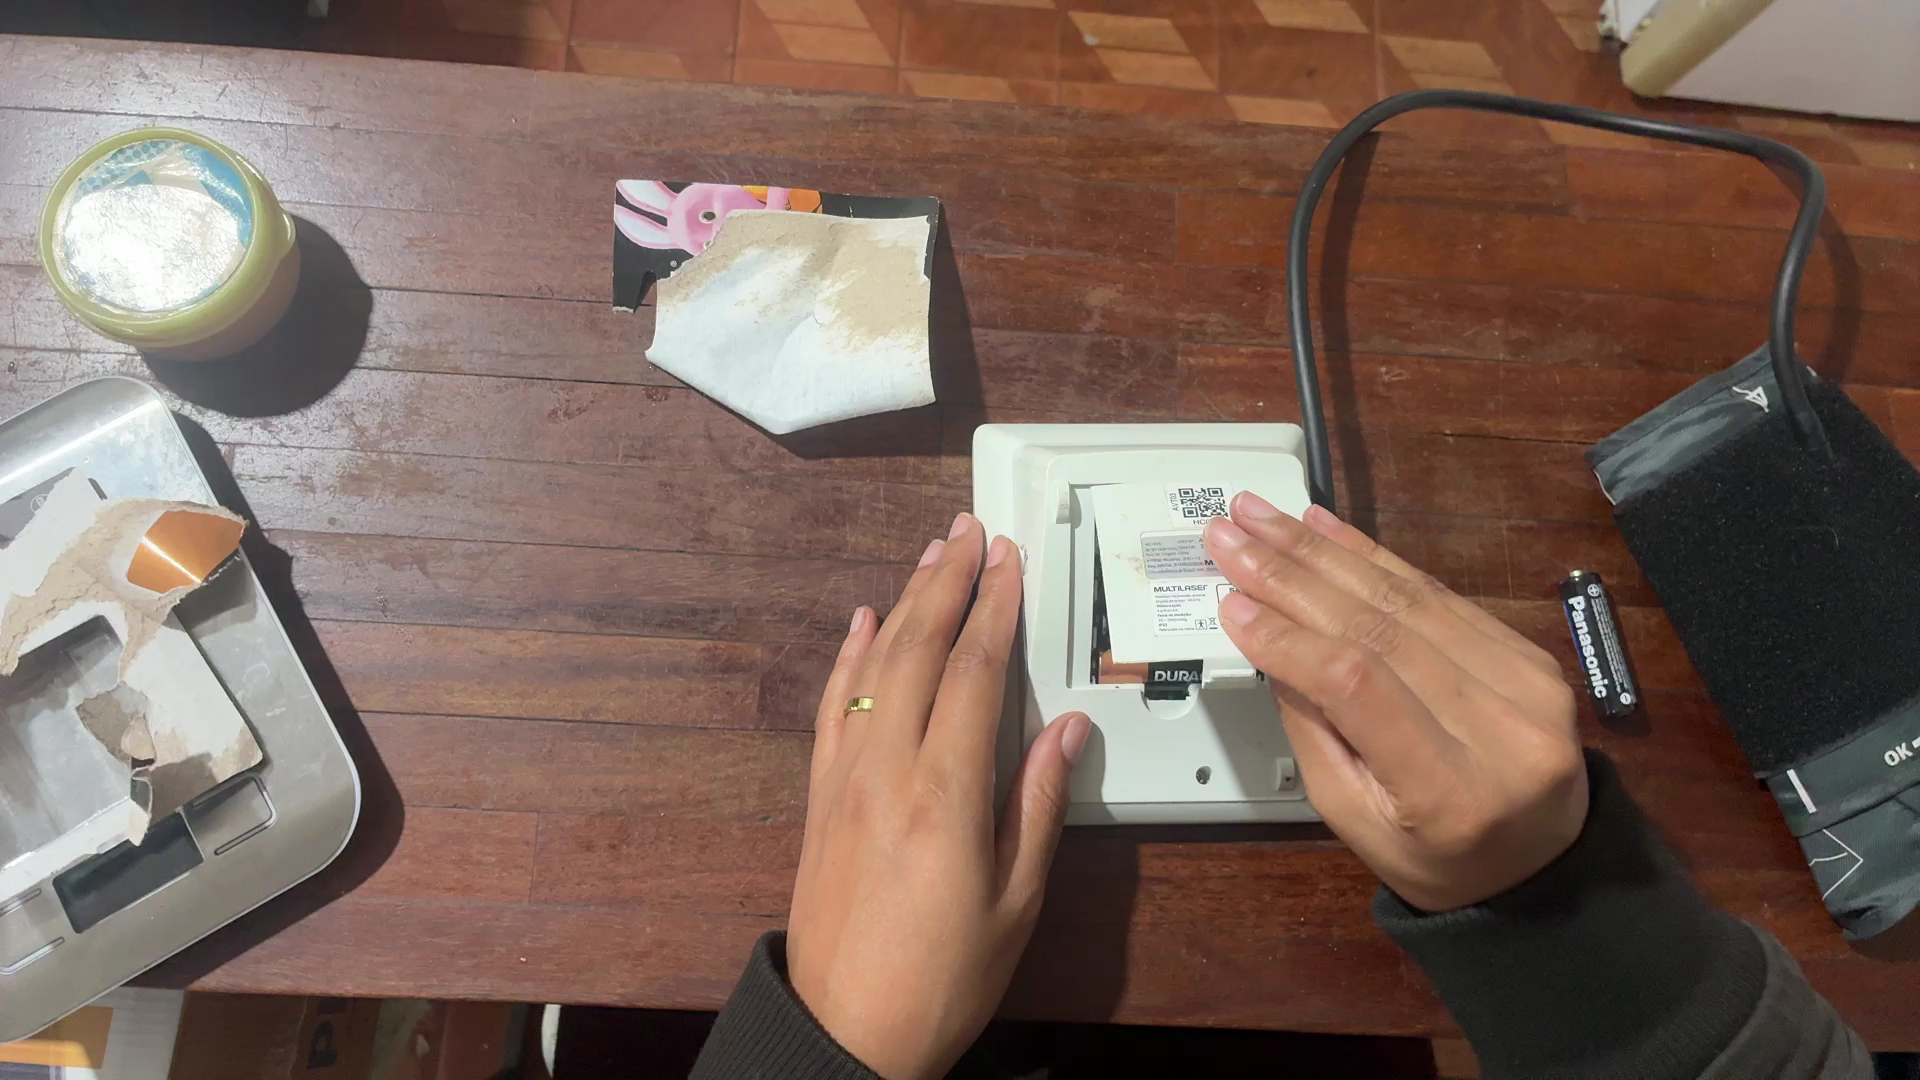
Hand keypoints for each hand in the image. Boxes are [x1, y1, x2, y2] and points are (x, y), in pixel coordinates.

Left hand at [787, 512, 1092, 1079]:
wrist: (842, 1029)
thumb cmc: (940, 975)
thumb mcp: (1016, 900)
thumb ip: (1039, 802)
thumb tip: (1065, 729)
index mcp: (943, 792)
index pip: (974, 671)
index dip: (994, 608)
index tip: (1007, 563)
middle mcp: (886, 766)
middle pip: (919, 646)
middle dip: (947, 581)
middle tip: (967, 532)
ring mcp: (844, 771)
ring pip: (874, 662)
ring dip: (905, 601)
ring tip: (929, 556)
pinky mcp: (819, 787)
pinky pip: (833, 701)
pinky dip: (848, 653)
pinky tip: (861, 619)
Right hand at [1204, 493, 1587, 911]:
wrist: (1545, 862)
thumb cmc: (1429, 853)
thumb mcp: (1348, 811)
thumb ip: (1310, 723)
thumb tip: (1268, 635)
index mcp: (1451, 791)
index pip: (1357, 685)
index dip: (1288, 636)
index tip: (1228, 601)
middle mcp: (1504, 728)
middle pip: (1378, 628)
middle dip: (1288, 574)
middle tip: (1228, 536)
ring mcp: (1526, 680)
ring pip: (1402, 596)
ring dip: (1319, 549)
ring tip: (1259, 516)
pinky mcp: (1524, 649)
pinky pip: (1433, 589)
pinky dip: (1368, 552)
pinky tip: (1319, 523)